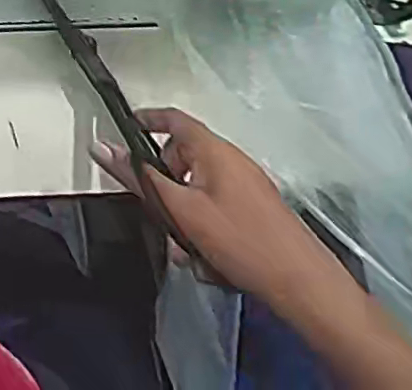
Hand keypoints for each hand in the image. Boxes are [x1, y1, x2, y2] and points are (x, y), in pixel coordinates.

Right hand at [92, 108, 350, 308]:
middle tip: (155, 207)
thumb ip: (138, 176)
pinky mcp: (259, 214)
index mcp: (215, 151)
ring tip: (184, 247)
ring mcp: (250, 189)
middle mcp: (234, 163)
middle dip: (163, 184)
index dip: (146, 119)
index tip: (125, 127)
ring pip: (198, 190)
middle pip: (182, 158)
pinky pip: (217, 209)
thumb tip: (101, 147)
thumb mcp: (178, 208)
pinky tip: (208, 260)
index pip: (173, 119)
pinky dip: (205, 228)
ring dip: (183, 215)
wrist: (309, 292)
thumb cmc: (243, 241)